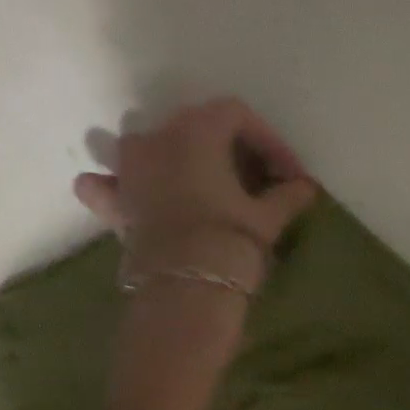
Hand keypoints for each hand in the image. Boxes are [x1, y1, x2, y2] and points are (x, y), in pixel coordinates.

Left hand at [74, 98, 319, 291]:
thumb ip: (287, 196)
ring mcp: (128, 171)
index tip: (289, 175)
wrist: (184, 293)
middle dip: (227, 150)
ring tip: (196, 184)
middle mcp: (156, 139)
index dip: (268, 141)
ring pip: (147, 147)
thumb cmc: (230, 243)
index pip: (237, 116)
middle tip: (254, 182)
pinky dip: (111, 186)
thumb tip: (305, 188)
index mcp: (197, 130)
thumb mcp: (267, 219)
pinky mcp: (114, 205)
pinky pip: (105, 186)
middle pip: (194, 128)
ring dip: (170, 159)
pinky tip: (118, 192)